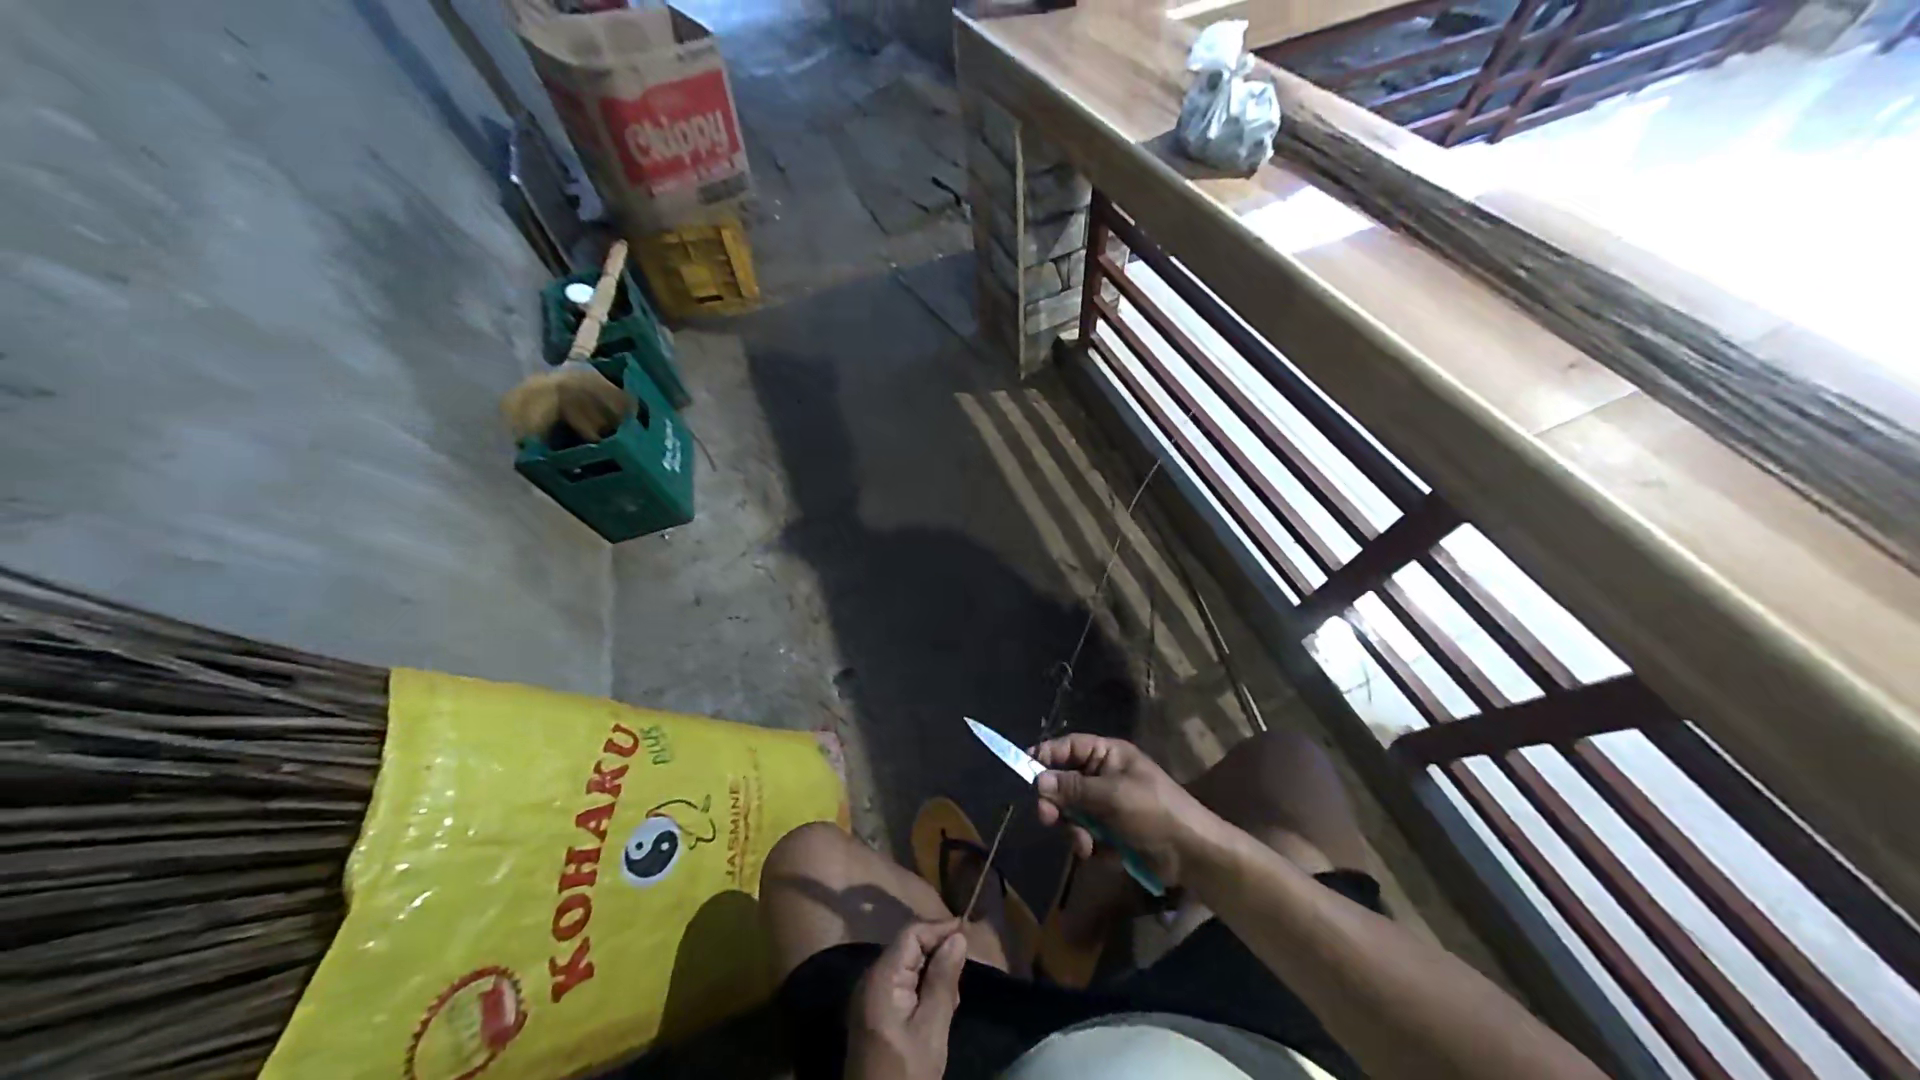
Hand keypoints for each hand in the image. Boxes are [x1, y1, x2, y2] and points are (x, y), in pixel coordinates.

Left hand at [846, 920, 966, 1079]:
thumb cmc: (905, 1072)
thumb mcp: (931, 1028)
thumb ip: (943, 981)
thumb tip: (958, 938)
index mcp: (881, 977)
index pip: (911, 934)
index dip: (939, 929)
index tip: (968, 933)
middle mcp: (871, 979)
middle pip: (908, 948)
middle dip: (937, 954)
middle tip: (960, 980)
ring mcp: (870, 996)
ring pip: (907, 966)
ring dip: (932, 974)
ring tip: (951, 999)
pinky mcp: (874, 1013)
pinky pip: (901, 985)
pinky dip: (921, 989)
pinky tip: (936, 1009)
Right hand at [1034, 734, 1225, 885]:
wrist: (1192, 853)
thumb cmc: (1154, 811)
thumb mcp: (1112, 795)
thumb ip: (1073, 788)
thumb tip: (1038, 780)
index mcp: (1108, 756)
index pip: (1068, 747)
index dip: (1046, 756)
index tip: (1024, 770)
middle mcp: (1104, 776)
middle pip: (1063, 782)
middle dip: (1057, 802)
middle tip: (1048, 818)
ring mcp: (1106, 805)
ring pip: (1071, 812)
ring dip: (1074, 830)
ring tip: (1086, 845)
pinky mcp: (1110, 832)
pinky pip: (1085, 834)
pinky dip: (1089, 845)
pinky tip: (1101, 854)